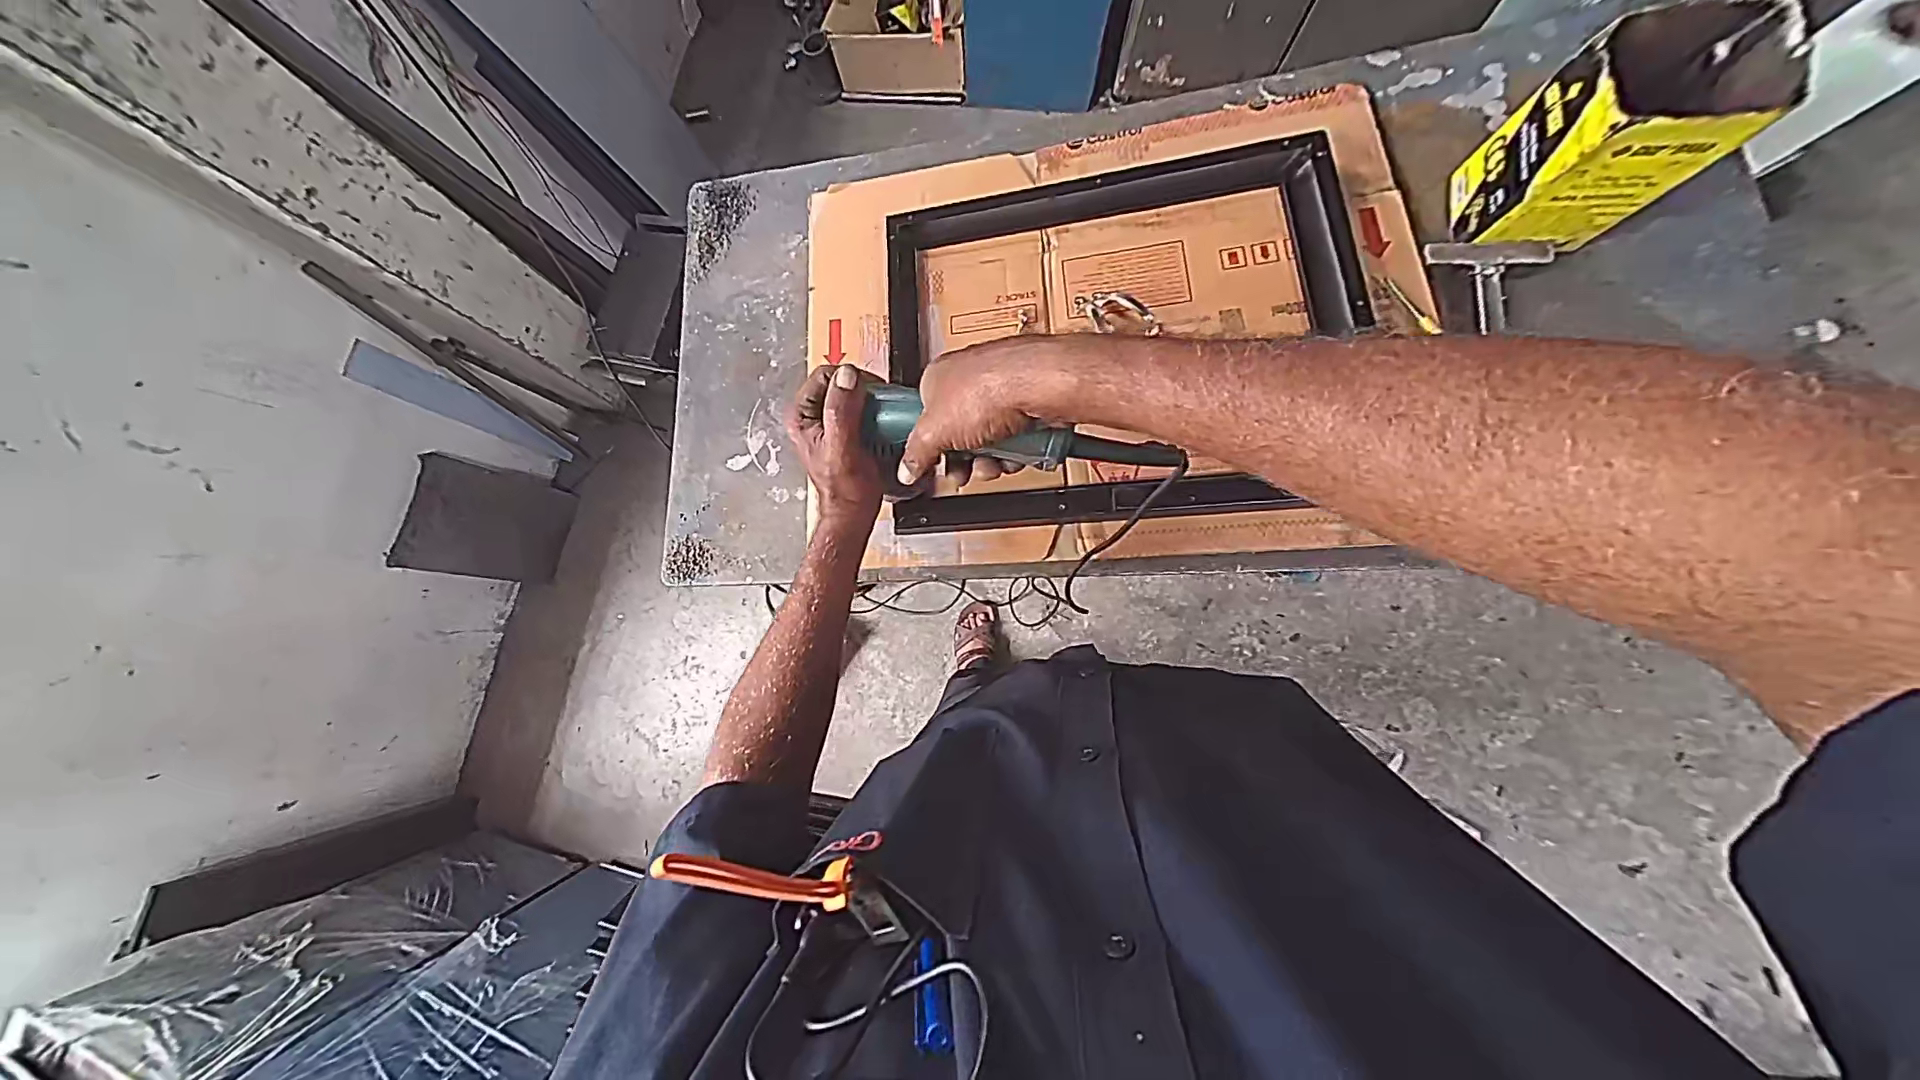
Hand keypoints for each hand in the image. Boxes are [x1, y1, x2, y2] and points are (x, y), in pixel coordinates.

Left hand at [788, 363, 884, 527]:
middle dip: (863, 390)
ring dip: (871, 402)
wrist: (853, 510)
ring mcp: (829, 423)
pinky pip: (862, 410)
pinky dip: (875, 413)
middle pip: (840, 382)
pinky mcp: (845, 431)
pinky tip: (881, 424)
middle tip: (878, 404)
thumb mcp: (842, 446)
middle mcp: (812, 417)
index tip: (869, 392)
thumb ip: (841, 410)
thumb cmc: (844, 489)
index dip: (851, 379)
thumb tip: (846, 377)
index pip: (826, 375)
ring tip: (881, 416)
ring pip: (853, 395)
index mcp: (801, 416)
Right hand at [897, 338, 1088, 484]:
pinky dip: (1017, 451)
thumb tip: (906, 470)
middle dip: (965, 460)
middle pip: (960, 434)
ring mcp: (1001, 391)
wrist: (1039, 384)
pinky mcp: (1028, 404)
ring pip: (990, 440)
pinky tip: (1018, 454)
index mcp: (938, 378)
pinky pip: (1016, 437)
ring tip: (996, 464)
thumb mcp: (935, 432)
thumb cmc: (990, 388)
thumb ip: (917, 454)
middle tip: (966, 472)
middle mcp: (969, 380)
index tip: (934, 466)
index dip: (930, 446)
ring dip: (992, 461)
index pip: (925, 419)